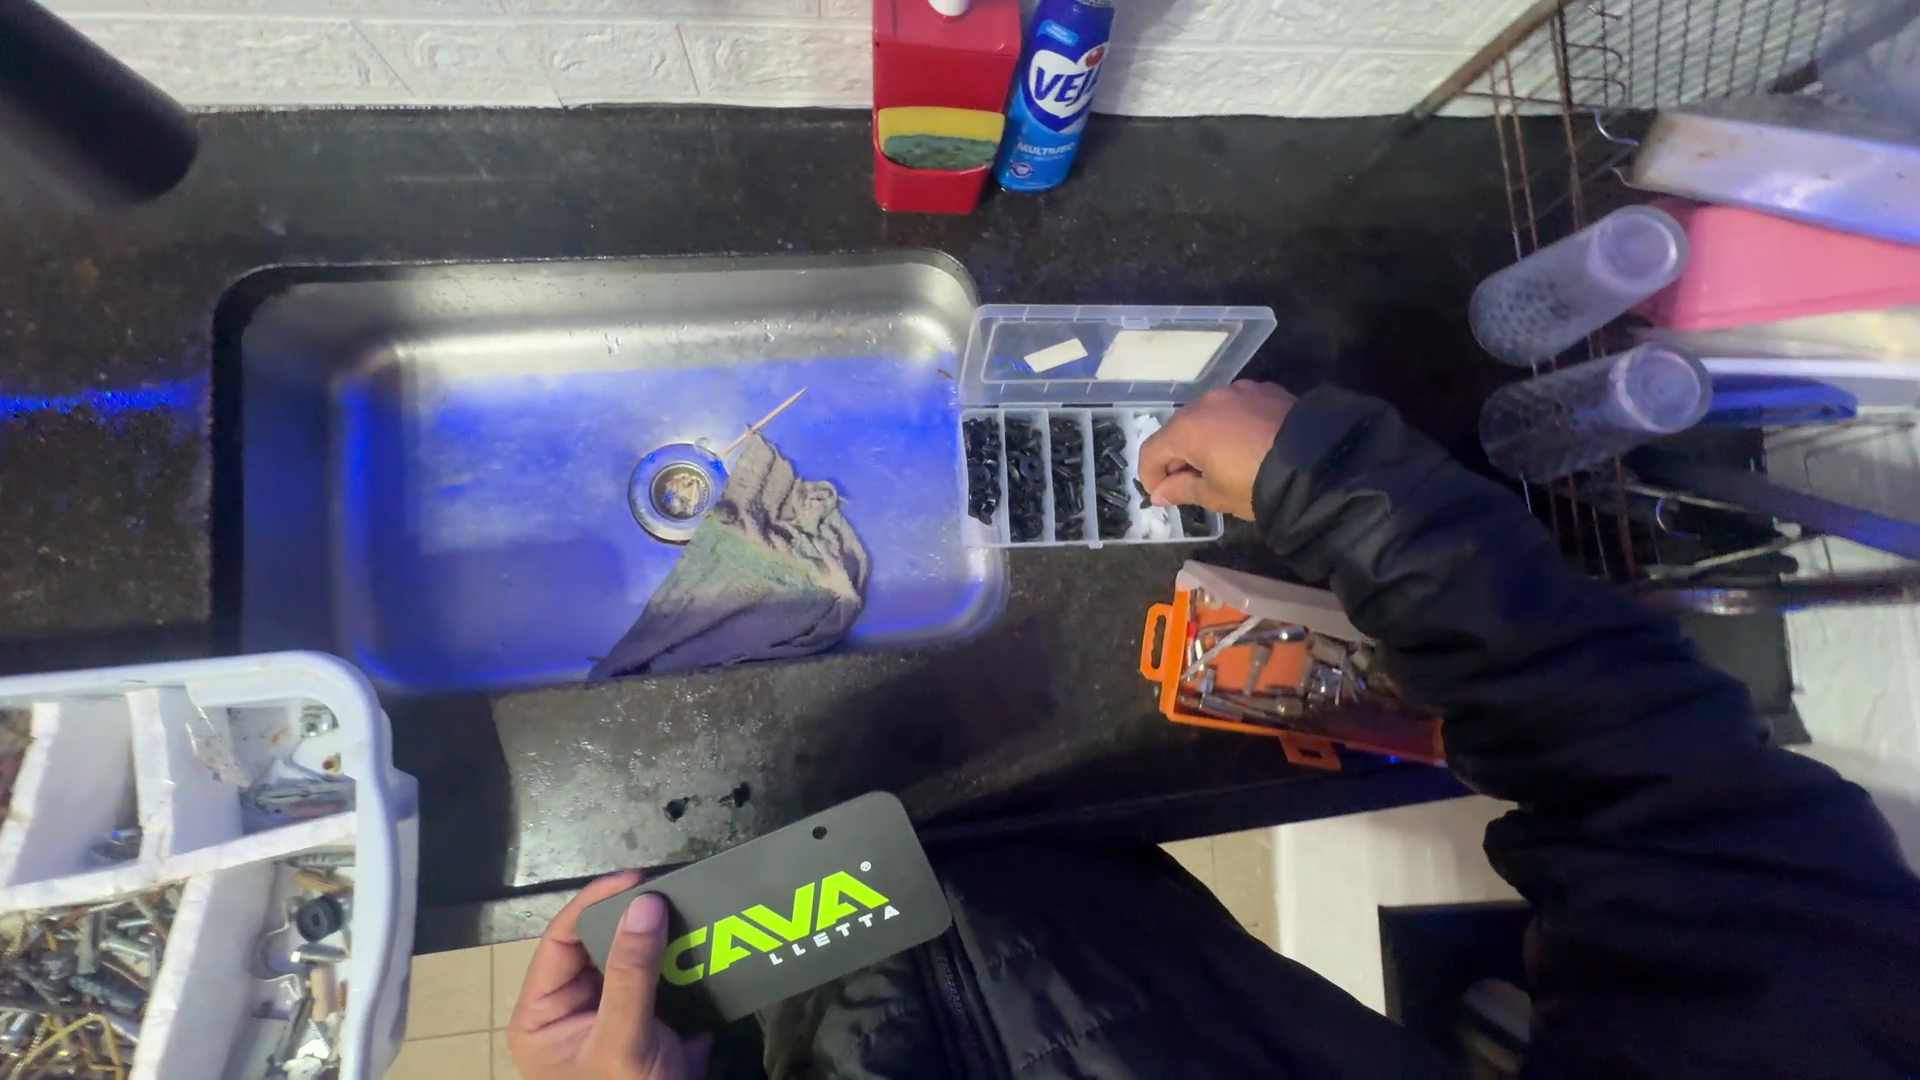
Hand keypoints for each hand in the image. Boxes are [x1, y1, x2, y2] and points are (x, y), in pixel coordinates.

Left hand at [508, 871, 712, 1079]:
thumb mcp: (621, 1044)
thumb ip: (632, 973)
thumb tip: (645, 901)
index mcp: (545, 1014)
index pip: (561, 940)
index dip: (595, 903)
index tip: (637, 878)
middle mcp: (576, 1005)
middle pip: (600, 940)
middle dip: (635, 912)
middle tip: (672, 888)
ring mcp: (618, 1008)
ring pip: (637, 949)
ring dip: (665, 928)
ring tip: (693, 902)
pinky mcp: (655, 1013)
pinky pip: (667, 968)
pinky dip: (686, 950)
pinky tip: (708, 932)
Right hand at [1138, 380, 1297, 520]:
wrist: (1319, 463)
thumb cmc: (1256, 483)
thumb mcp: (1215, 495)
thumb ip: (1180, 491)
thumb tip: (1159, 494)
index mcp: (1187, 428)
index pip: (1152, 450)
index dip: (1150, 476)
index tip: (1161, 495)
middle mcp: (1206, 401)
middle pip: (1177, 430)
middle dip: (1177, 457)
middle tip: (1190, 483)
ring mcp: (1236, 391)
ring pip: (1206, 416)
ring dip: (1204, 439)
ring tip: (1221, 463)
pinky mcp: (1263, 389)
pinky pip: (1234, 408)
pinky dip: (1230, 426)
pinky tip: (1246, 445)